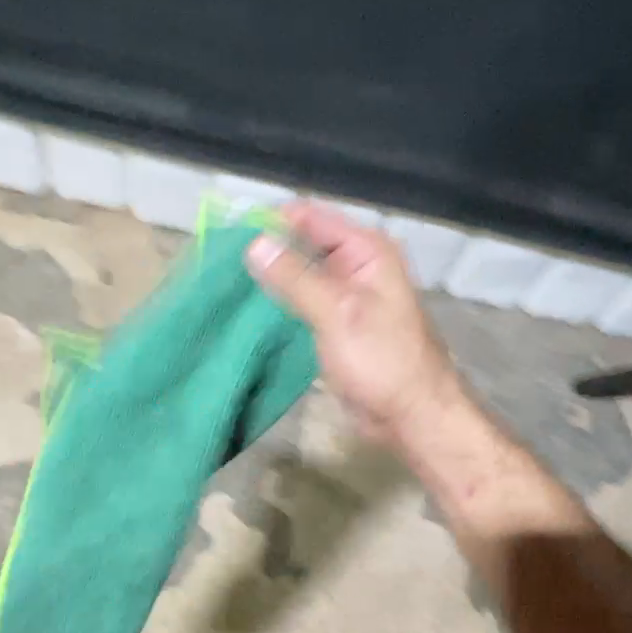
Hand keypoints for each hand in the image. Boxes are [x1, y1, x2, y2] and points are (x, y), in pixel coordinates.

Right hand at [246, 201, 464, 444]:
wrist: (413, 415)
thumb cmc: (382, 360)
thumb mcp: (336, 313)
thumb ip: (294, 276)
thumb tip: (253, 242)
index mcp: (365, 250)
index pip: (310, 217)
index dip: (271, 220)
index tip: (229, 232)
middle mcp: (357, 264)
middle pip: (303, 242)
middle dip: (267, 249)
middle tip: (218, 261)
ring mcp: (347, 294)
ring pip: (300, 273)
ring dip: (271, 277)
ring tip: (225, 281)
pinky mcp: (336, 322)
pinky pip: (303, 300)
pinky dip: (281, 301)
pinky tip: (249, 307)